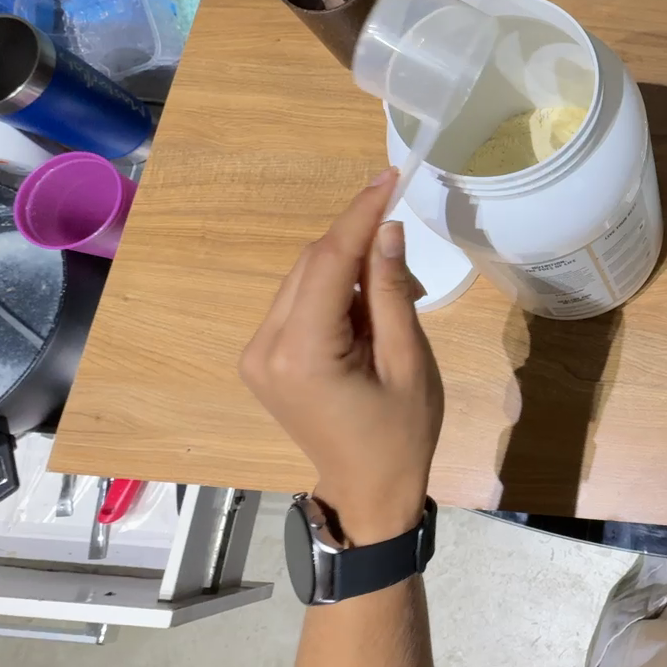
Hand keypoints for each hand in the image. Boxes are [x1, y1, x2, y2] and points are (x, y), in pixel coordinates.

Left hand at [239, 169, 441, 542]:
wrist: (369, 489)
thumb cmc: (402, 431)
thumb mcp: (409, 360)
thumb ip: (391, 292)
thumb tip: (387, 231)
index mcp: (301, 352)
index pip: (327, 261)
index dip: (360, 214)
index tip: (390, 176)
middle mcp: (264, 347)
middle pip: (310, 265)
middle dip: (360, 243)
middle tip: (408, 251)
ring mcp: (257, 353)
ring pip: (304, 279)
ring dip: (350, 269)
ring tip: (397, 292)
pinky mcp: (264, 358)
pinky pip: (301, 302)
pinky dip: (337, 291)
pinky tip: (369, 309)